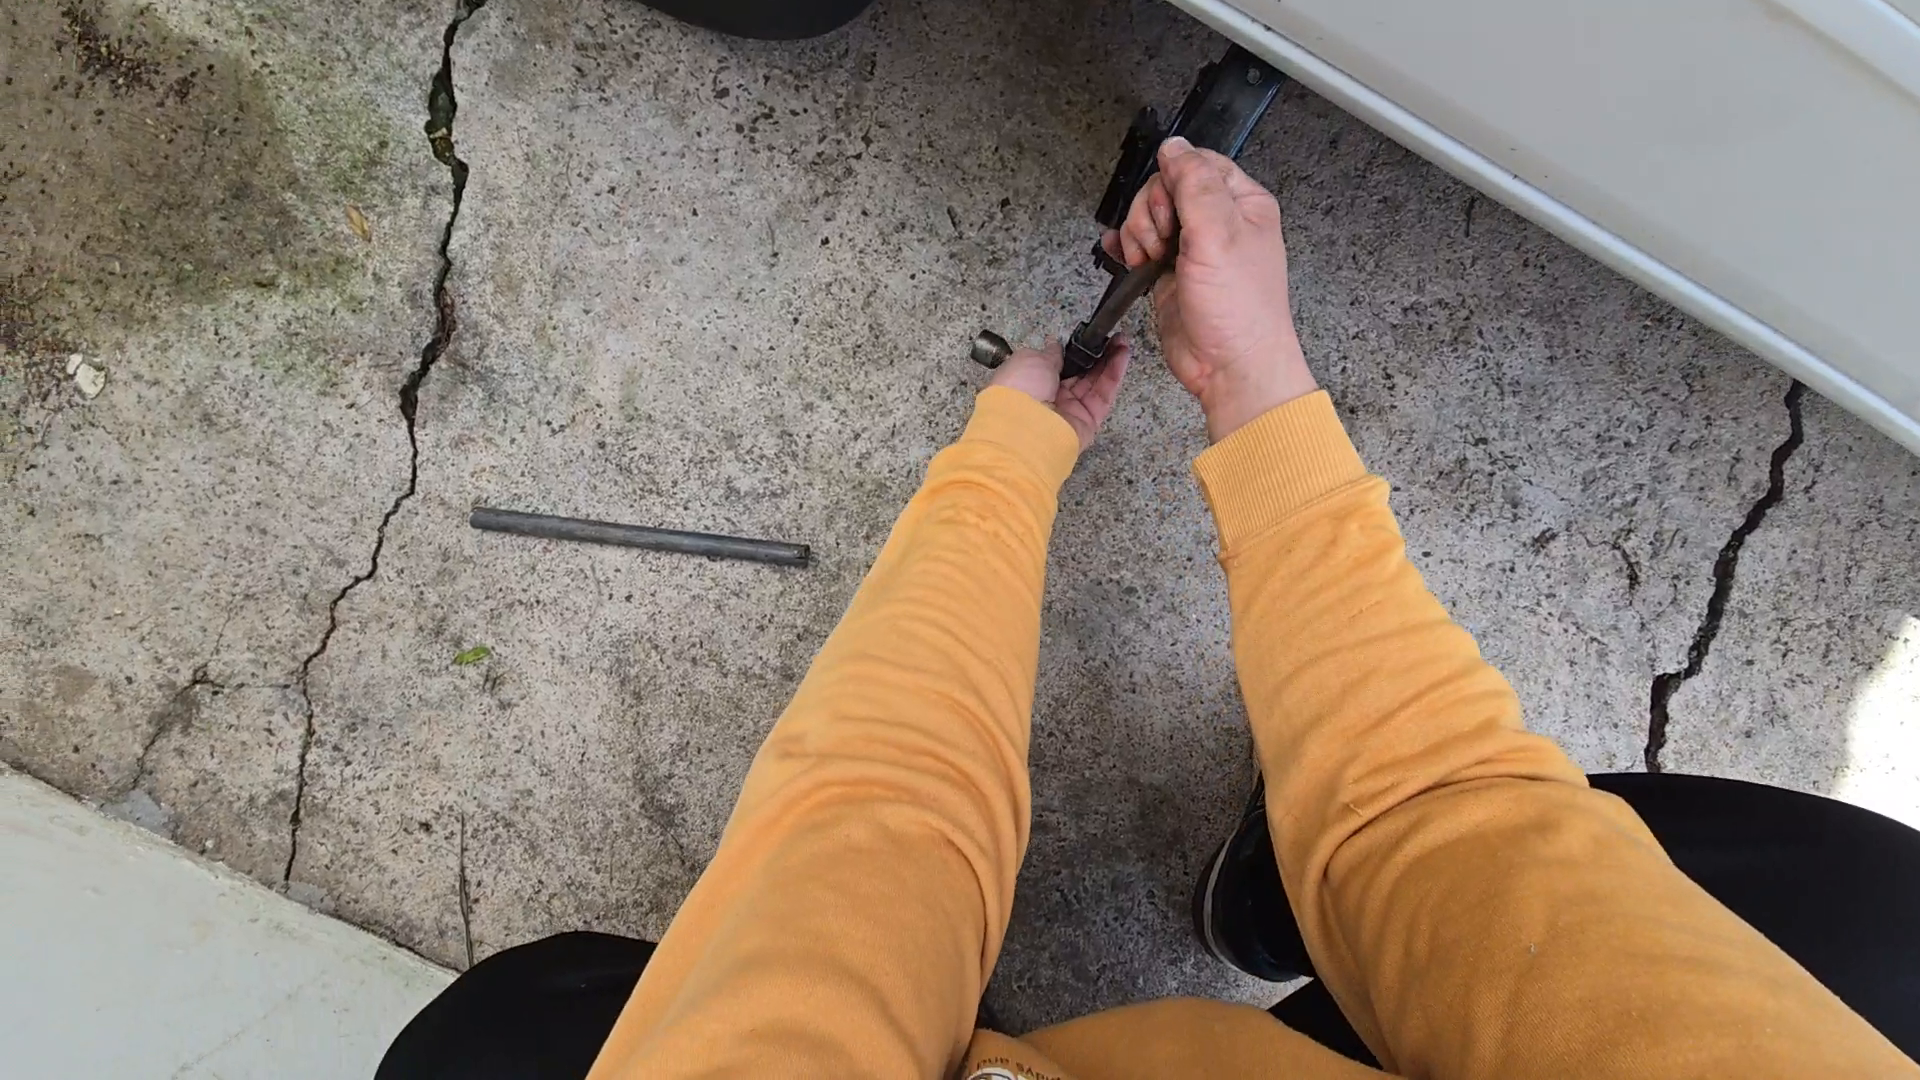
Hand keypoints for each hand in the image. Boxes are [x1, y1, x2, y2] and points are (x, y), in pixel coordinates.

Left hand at [989, 337, 1131, 451]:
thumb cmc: (1019, 392)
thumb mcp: (1031, 360)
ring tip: (1122, 341)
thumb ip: (1049, 354)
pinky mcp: (1088, 421)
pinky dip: (1115, 374)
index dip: (1075, 352)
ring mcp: (1071, 411)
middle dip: (1097, 354)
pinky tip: (1122, 355)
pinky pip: (1104, 395)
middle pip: (1081, 374)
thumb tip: (1054, 345)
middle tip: (1112, 337)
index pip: (1059, 366)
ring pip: (1096, 383)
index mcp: (1033, 383)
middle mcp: (1052, 399)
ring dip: (1111, 361)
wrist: (1024, 427)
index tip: (1088, 337)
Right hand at [1104, 137, 1316, 441]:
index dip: (1172, 180)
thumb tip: (1174, 147)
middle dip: (1150, 213)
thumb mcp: (1219, 234)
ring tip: (1148, 261)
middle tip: (1161, 242)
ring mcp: (1190, 251)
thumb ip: (1195, 184)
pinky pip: (1138, 250)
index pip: (1198, 165)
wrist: (1229, 367)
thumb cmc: (1238, 309)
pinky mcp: (1168, 277)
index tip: (1167, 208)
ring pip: (1148, 219)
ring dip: (1137, 235)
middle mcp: (1216, 224)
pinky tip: (1121, 256)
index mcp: (1241, 204)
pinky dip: (1124, 250)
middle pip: (1165, 190)